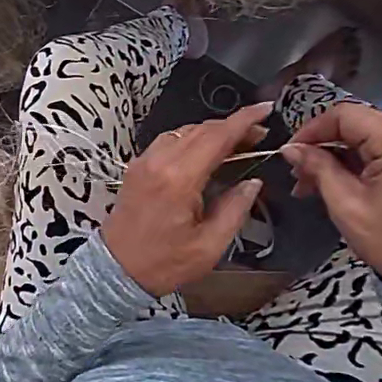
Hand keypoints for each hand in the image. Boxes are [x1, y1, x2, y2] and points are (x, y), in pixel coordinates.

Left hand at [103, 102, 272, 296]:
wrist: (116, 271)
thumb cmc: (161, 264)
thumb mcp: (209, 246)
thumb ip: (235, 209)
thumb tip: (252, 184)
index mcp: (179, 179)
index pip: (217, 136)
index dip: (245, 120)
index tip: (265, 110)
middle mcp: (159, 162)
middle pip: (202, 129)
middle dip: (233, 126)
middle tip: (257, 135)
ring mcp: (144, 162)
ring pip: (184, 131)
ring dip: (212, 132)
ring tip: (236, 145)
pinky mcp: (137, 168)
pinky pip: (169, 141)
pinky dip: (191, 140)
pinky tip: (205, 153)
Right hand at [280, 105, 381, 292]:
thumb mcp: (347, 206)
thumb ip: (318, 168)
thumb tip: (291, 148)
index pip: (346, 115)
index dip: (311, 129)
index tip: (289, 153)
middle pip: (355, 122)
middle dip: (322, 144)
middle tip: (297, 173)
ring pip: (364, 134)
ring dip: (335, 154)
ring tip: (309, 182)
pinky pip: (379, 146)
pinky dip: (354, 159)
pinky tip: (333, 180)